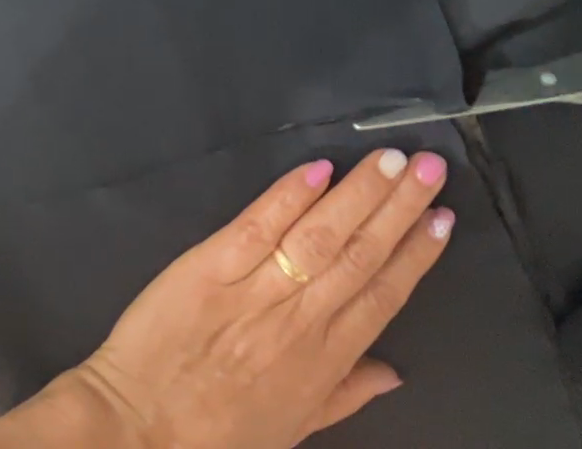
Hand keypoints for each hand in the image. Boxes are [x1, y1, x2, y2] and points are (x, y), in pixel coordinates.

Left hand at [0, 148, 453, 448]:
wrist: (139, 426)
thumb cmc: (217, 430)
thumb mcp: (293, 427)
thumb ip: (346, 393)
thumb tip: (396, 370)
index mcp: (324, 358)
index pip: (383, 295)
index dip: (416, 253)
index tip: (443, 216)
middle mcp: (300, 318)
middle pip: (360, 254)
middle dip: (399, 206)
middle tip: (430, 164)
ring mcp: (255, 289)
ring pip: (319, 234)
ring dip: (359, 194)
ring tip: (390, 159)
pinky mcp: (210, 265)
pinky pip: (257, 226)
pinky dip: (288, 196)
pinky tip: (317, 170)